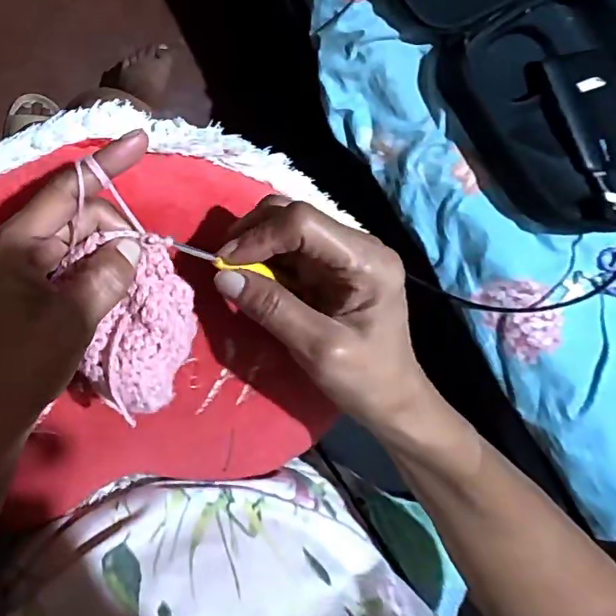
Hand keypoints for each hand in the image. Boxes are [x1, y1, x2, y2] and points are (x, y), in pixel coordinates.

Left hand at [0, 131, 148, 431]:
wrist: (0, 407)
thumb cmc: (29, 361)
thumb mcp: (74, 316)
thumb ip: (107, 272)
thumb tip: (131, 245)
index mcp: (18, 240)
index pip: (68, 188)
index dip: (106, 163)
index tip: (140, 138)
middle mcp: (18, 241)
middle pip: (77, 211)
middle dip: (114, 224)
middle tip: (143, 254)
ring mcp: (24, 259)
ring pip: (78, 233)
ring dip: (109, 245)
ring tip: (133, 269)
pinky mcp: (33, 278)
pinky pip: (73, 254)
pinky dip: (98, 260)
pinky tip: (117, 273)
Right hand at [213, 198, 440, 433]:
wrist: (391, 401)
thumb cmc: (364, 379)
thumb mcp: (317, 349)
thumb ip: (272, 308)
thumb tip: (224, 276)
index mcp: (366, 260)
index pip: (303, 223)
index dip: (259, 236)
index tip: (225, 263)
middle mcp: (356, 245)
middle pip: (293, 214)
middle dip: (253, 233)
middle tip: (223, 264)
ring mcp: (340, 253)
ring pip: (285, 223)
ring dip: (253, 241)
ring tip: (232, 269)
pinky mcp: (326, 265)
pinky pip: (285, 246)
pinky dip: (260, 255)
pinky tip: (248, 275)